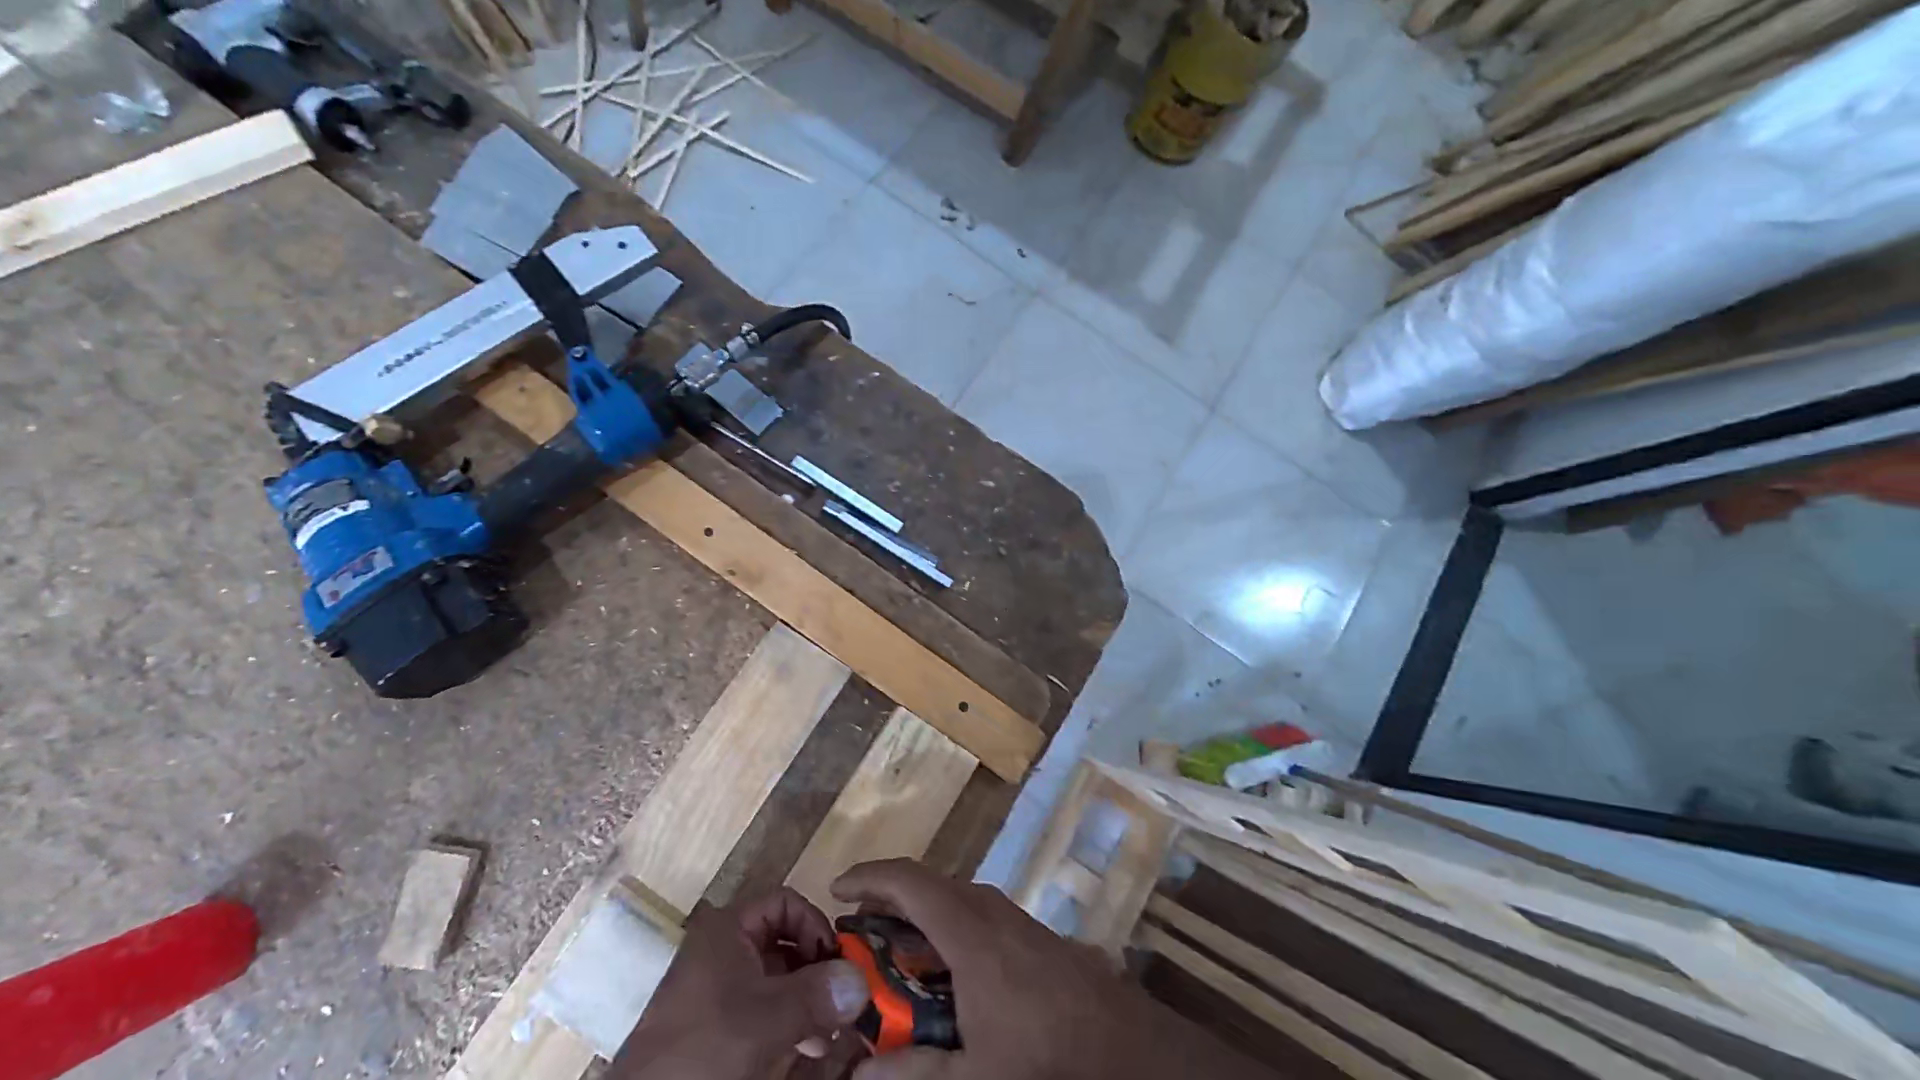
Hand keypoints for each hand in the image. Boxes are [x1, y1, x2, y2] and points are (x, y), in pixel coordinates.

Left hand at [607, 887, 871, 1079]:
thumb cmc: (704, 1046)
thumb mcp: (766, 1019)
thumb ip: (818, 995)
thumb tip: (864, 981)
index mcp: (728, 931)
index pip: (785, 903)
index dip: (815, 924)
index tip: (837, 961)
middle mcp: (725, 951)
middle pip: (786, 941)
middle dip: (820, 968)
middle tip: (847, 998)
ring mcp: (722, 989)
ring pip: (780, 978)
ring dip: (811, 999)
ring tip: (836, 1029)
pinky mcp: (721, 1026)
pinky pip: (767, 1009)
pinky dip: (793, 1022)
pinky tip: (813, 1047)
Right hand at [832, 859, 1274, 1079]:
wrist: (1128, 1044)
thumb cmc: (1046, 1053)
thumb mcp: (975, 1074)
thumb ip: (914, 1072)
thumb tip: (859, 1075)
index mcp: (969, 932)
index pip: (909, 881)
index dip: (869, 876)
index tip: (837, 889)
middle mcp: (990, 910)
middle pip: (929, 883)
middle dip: (889, 895)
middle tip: (858, 926)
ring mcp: (1015, 917)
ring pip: (955, 895)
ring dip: (920, 908)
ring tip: (895, 942)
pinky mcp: (1032, 931)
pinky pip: (977, 910)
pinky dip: (948, 920)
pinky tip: (947, 961)